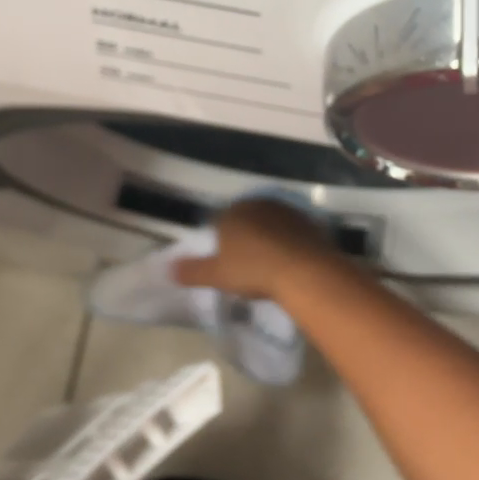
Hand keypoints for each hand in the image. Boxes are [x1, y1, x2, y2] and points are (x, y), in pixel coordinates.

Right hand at [172, 199, 343, 300]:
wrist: (304, 271)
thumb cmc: (252, 270)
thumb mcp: (217, 275)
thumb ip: (192, 271)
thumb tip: (169, 268)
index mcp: (232, 213)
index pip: (220, 222)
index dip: (222, 242)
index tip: (227, 262)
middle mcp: (258, 204)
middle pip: (247, 220)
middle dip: (246, 237)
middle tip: (248, 264)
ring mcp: (287, 211)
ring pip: (271, 224)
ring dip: (269, 238)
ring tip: (271, 265)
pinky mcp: (310, 222)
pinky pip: (293, 232)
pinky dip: (290, 243)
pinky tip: (291, 262)